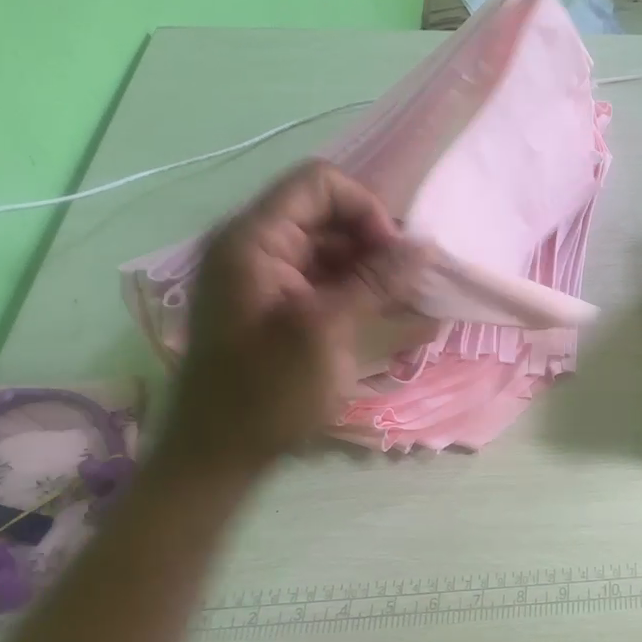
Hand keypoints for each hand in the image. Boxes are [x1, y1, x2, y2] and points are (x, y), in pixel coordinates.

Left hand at [165, 160, 427, 471]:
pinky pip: (322, 273)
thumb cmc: (267, 393)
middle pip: (326, 211)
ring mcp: (262, 274)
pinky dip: (356, 283)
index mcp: (253, 241)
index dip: (364, 207)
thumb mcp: (327, 330)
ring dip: (369, 262)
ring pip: (329, 243)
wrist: (215, 456)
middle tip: (405, 279)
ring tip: (404, 297)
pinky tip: (387, 308)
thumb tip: (425, 245)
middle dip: (372, 237)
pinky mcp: (274, 301)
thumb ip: (376, 280)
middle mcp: (254, 246)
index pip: (319, 184)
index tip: (391, 253)